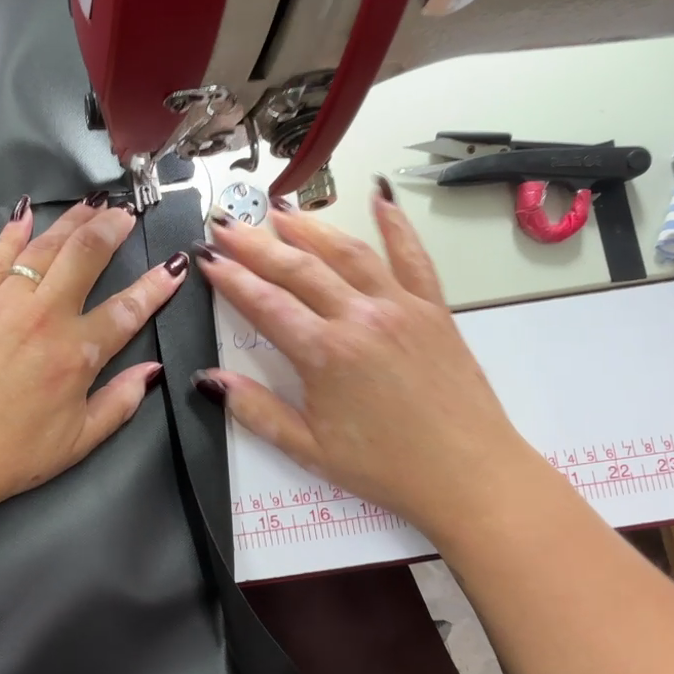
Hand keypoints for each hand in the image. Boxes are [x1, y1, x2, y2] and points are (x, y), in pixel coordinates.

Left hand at [0, 195, 188, 521]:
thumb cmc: (9, 455)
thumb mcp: (77, 443)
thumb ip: (119, 403)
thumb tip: (152, 370)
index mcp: (78, 355)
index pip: (128, 309)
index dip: (156, 285)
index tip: (176, 266)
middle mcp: (46, 318)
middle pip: (86, 256)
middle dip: (112, 228)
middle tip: (125, 214)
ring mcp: (7, 304)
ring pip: (46, 247)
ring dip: (73, 221)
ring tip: (92, 205)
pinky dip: (14, 231)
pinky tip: (26, 213)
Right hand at [192, 191, 543, 535]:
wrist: (467, 474)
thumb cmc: (386, 468)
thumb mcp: (308, 449)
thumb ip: (256, 410)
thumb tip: (210, 381)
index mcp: (325, 354)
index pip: (265, 303)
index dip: (230, 277)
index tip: (206, 257)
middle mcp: (361, 318)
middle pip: (298, 268)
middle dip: (255, 243)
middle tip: (226, 223)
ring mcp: (401, 308)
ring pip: (347, 253)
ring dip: (309, 227)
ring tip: (279, 210)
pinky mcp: (434, 310)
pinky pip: (412, 257)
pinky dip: (396, 225)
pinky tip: (380, 198)